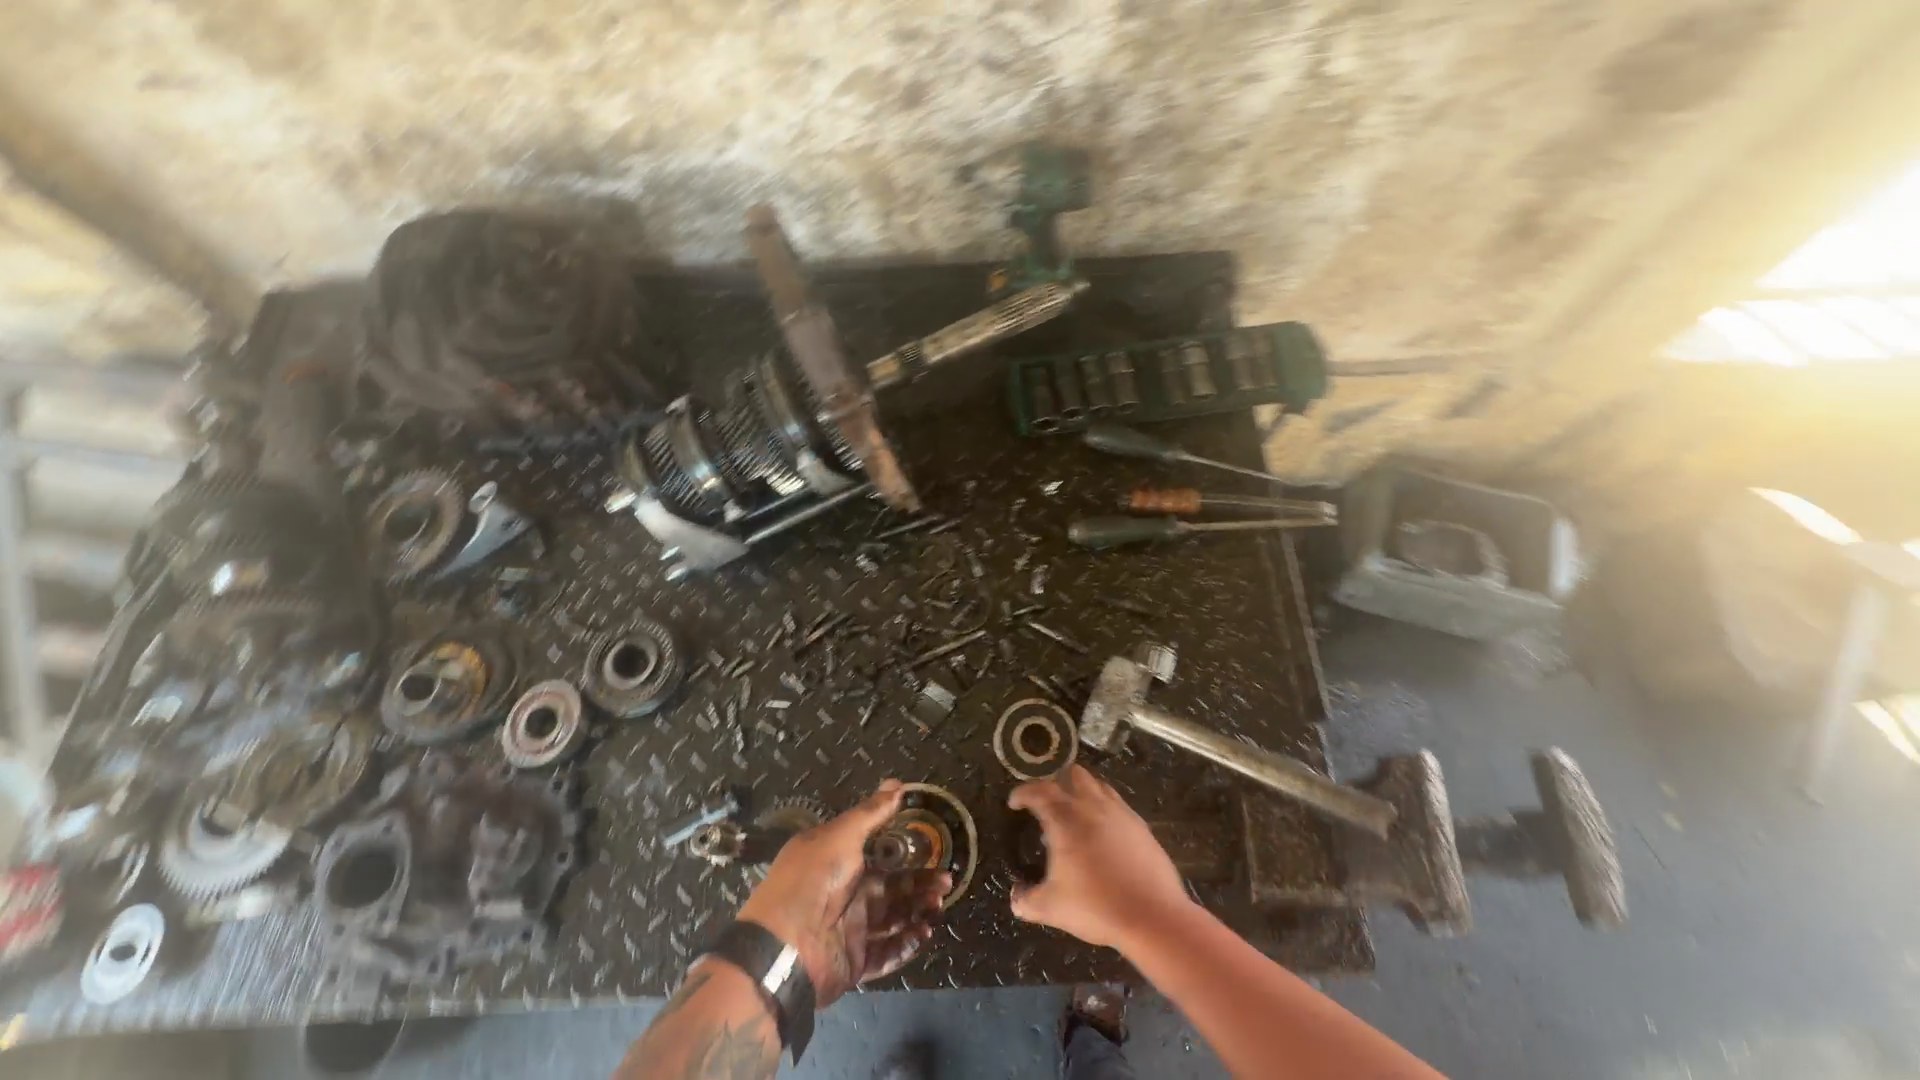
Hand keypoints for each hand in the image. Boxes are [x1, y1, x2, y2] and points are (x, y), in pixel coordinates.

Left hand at [738, 780, 948, 1005]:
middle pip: (892, 887)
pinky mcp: (855, 962)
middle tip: (947, 881)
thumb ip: (870, 814)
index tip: (933, 847)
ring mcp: (850, 930)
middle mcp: (845, 893)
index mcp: (837, 862)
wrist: (784, 947)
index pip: (878, 854)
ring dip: (918, 910)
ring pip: (894, 918)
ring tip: (938, 905)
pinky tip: (924, 932)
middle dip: (921, 883)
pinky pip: (887, 952)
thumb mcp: (839, 837)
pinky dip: (907, 943)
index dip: (906, 852)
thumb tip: (896, 783)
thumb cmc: (811, 882)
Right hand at [1007, 764, 1196, 949]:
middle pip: (1072, 775)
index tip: (1015, 803)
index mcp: (1065, 820)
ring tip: (1074, 814)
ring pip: (1097, 785)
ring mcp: (1120, 813)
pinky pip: (1117, 803)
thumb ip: (1025, 900)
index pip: (1038, 791)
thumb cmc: (1096, 907)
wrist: (1152, 916)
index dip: (1022, 793)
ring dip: (1081, 791)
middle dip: (1055, 782)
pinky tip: (1103, 832)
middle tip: (1046, 803)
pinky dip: (1104, 807)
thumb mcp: (1051, 908)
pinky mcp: (1140, 826)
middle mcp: (1092, 807)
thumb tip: (1015, 896)